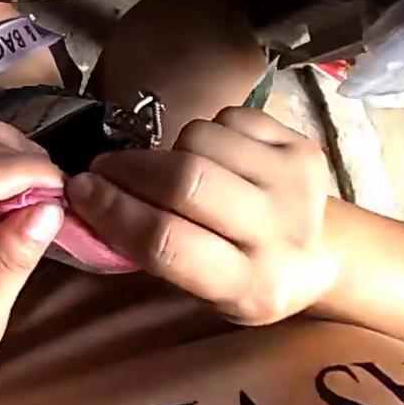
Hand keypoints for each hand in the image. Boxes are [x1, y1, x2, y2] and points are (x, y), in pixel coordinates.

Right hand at [67, 108, 337, 325]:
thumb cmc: (247, 273)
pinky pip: (230, 116)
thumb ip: (152, 249)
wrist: (323, 252)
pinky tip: (216, 154)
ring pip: (203, 138)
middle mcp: (278, 232)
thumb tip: (88, 197)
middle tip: (107, 167)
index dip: (113, 211)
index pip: (166, 242)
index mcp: (248, 285)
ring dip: (173, 149)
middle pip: (186, 180)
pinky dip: (208, 131)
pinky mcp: (304, 145)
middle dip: (132, 168)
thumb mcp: (202, 288)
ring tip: (175, 167)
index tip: (80, 191)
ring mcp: (296, 183)